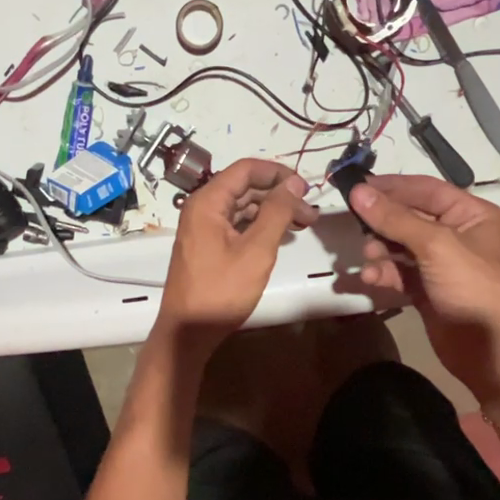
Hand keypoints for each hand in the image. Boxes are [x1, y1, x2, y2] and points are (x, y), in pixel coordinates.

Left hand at [155, 158, 317, 355]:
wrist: (188, 331)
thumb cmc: (221, 290)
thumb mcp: (256, 250)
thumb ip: (277, 213)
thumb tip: (294, 184)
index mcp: (208, 202)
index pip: (247, 168)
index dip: (279, 174)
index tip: (307, 190)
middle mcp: (202, 208)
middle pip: (245, 186)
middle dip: (279, 195)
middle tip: (310, 214)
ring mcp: (203, 228)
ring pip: (242, 207)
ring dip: (272, 211)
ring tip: (302, 225)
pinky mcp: (207, 246)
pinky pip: (236, 225)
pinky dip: (259, 226)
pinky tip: (280, 237)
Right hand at [348, 176, 499, 404]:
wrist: (488, 349)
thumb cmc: (473, 288)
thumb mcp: (436, 246)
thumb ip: (395, 219)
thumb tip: (358, 193)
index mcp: (471, 215)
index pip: (425, 190)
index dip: (392, 188)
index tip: (357, 188)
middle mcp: (457, 234)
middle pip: (409, 218)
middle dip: (382, 224)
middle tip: (356, 225)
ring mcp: (440, 264)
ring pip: (400, 247)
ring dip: (380, 251)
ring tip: (368, 259)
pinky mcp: (426, 289)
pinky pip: (399, 272)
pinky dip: (384, 273)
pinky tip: (370, 279)